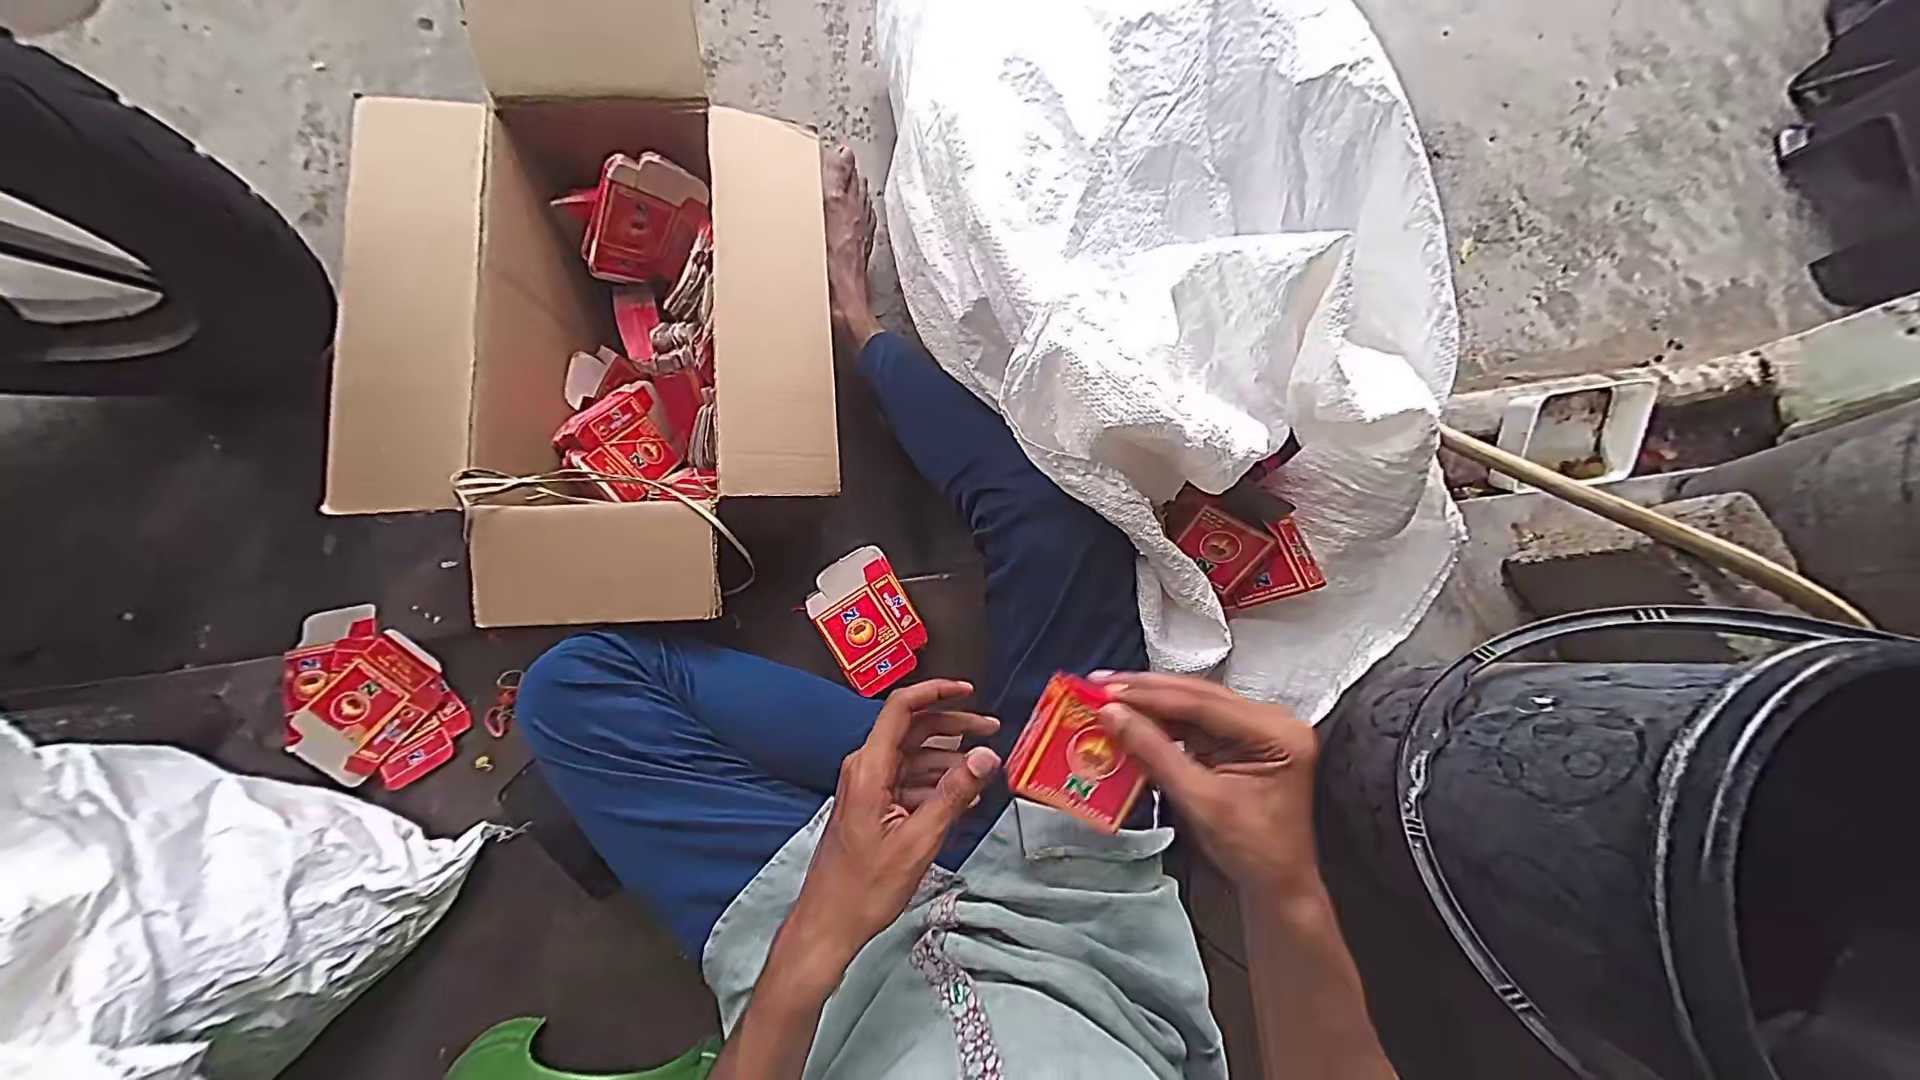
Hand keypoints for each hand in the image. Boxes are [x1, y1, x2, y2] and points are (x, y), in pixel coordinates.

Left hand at [783, 679, 1000, 971]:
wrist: (827, 924)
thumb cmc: (865, 887)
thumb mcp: (919, 840)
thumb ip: (955, 794)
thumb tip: (987, 756)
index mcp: (870, 767)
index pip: (902, 708)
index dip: (935, 692)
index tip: (967, 691)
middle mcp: (866, 767)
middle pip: (914, 730)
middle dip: (955, 726)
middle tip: (991, 729)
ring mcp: (868, 784)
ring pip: (915, 756)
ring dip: (950, 758)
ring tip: (985, 767)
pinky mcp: (873, 802)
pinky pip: (909, 779)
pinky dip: (936, 782)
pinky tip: (964, 795)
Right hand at [1090, 671, 1320, 895]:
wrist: (1275, 886)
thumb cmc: (1252, 850)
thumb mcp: (1198, 800)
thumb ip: (1154, 751)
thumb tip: (1113, 714)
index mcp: (1275, 733)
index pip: (1202, 704)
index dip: (1150, 696)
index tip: (1109, 691)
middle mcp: (1270, 720)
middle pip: (1196, 695)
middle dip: (1146, 691)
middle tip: (1102, 684)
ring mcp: (1253, 726)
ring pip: (1191, 703)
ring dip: (1149, 701)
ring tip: (1110, 694)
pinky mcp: (1236, 737)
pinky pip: (1191, 719)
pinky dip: (1159, 719)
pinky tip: (1132, 714)